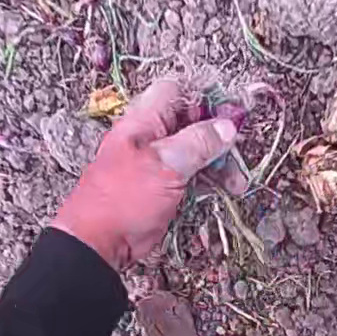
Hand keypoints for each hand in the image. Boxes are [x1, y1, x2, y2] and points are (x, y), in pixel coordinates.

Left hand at [50, 79, 238, 271]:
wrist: (100, 242)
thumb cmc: (121, 200)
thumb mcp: (165, 164)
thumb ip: (198, 142)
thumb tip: (226, 127)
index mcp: (145, 121)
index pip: (180, 93)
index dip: (207, 100)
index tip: (233, 116)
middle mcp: (153, 138)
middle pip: (194, 124)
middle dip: (220, 138)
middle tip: (236, 156)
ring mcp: (160, 164)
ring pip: (198, 152)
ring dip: (220, 164)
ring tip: (236, 182)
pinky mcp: (165, 188)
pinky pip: (194, 176)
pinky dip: (211, 181)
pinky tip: (224, 190)